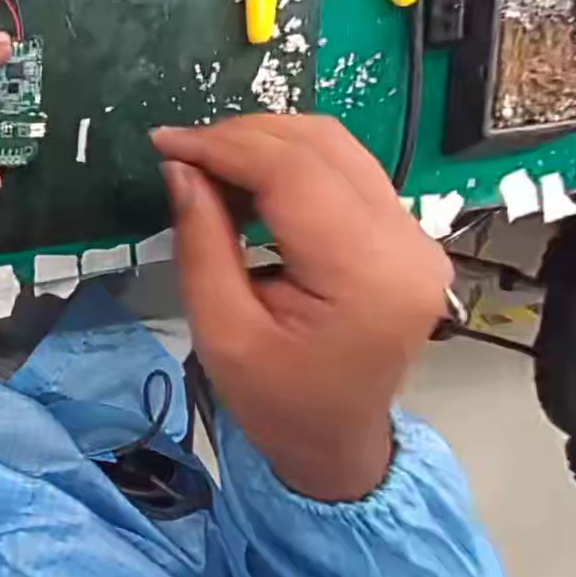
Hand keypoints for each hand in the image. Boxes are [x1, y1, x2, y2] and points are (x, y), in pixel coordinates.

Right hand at [151, 116, 451, 500]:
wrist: (334, 440)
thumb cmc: (274, 400)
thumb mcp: (220, 329)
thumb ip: (201, 242)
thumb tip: (180, 168)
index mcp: (366, 275)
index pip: (294, 174)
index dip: (223, 146)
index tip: (163, 143)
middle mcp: (406, 242)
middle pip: (320, 146)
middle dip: (239, 136)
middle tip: (179, 153)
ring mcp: (413, 234)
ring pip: (334, 146)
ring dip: (261, 142)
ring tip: (204, 163)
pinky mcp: (401, 232)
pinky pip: (341, 168)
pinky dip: (283, 161)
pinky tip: (242, 179)